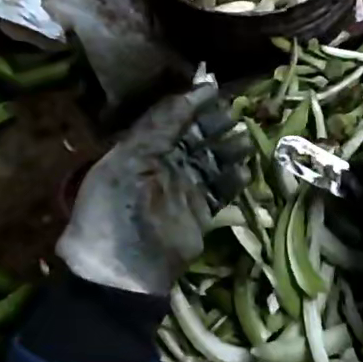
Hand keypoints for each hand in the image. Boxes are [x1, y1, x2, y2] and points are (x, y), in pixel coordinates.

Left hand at [56, 85, 252, 295]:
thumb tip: (194, 91)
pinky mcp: (199, 214)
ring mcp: (183, 190)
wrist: (121, 272)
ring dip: (229, 149)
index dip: (192, 103)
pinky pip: (220, 190)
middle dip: (215, 124)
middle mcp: (163, 166)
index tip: (215, 88)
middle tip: (236, 113)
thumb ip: (161, 124)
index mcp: (140, 150)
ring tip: (245, 139)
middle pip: (195, 137)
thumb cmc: (117, 209)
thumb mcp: (129, 159)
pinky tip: (244, 170)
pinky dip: (233, 179)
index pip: (171, 119)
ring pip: (212, 161)